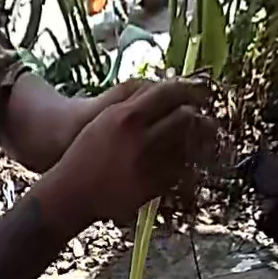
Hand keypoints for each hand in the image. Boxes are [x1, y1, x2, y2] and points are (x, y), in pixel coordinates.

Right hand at [38, 79, 215, 228]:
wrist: (73, 193)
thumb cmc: (87, 152)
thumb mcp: (105, 118)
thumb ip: (133, 100)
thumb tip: (162, 86)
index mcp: (127, 117)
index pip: (169, 93)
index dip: (190, 90)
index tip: (199, 92)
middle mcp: (139, 140)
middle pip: (183, 119)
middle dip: (196, 117)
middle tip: (203, 116)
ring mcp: (147, 167)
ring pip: (184, 147)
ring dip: (194, 141)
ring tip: (197, 139)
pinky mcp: (150, 189)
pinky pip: (177, 174)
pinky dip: (185, 166)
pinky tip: (183, 162)